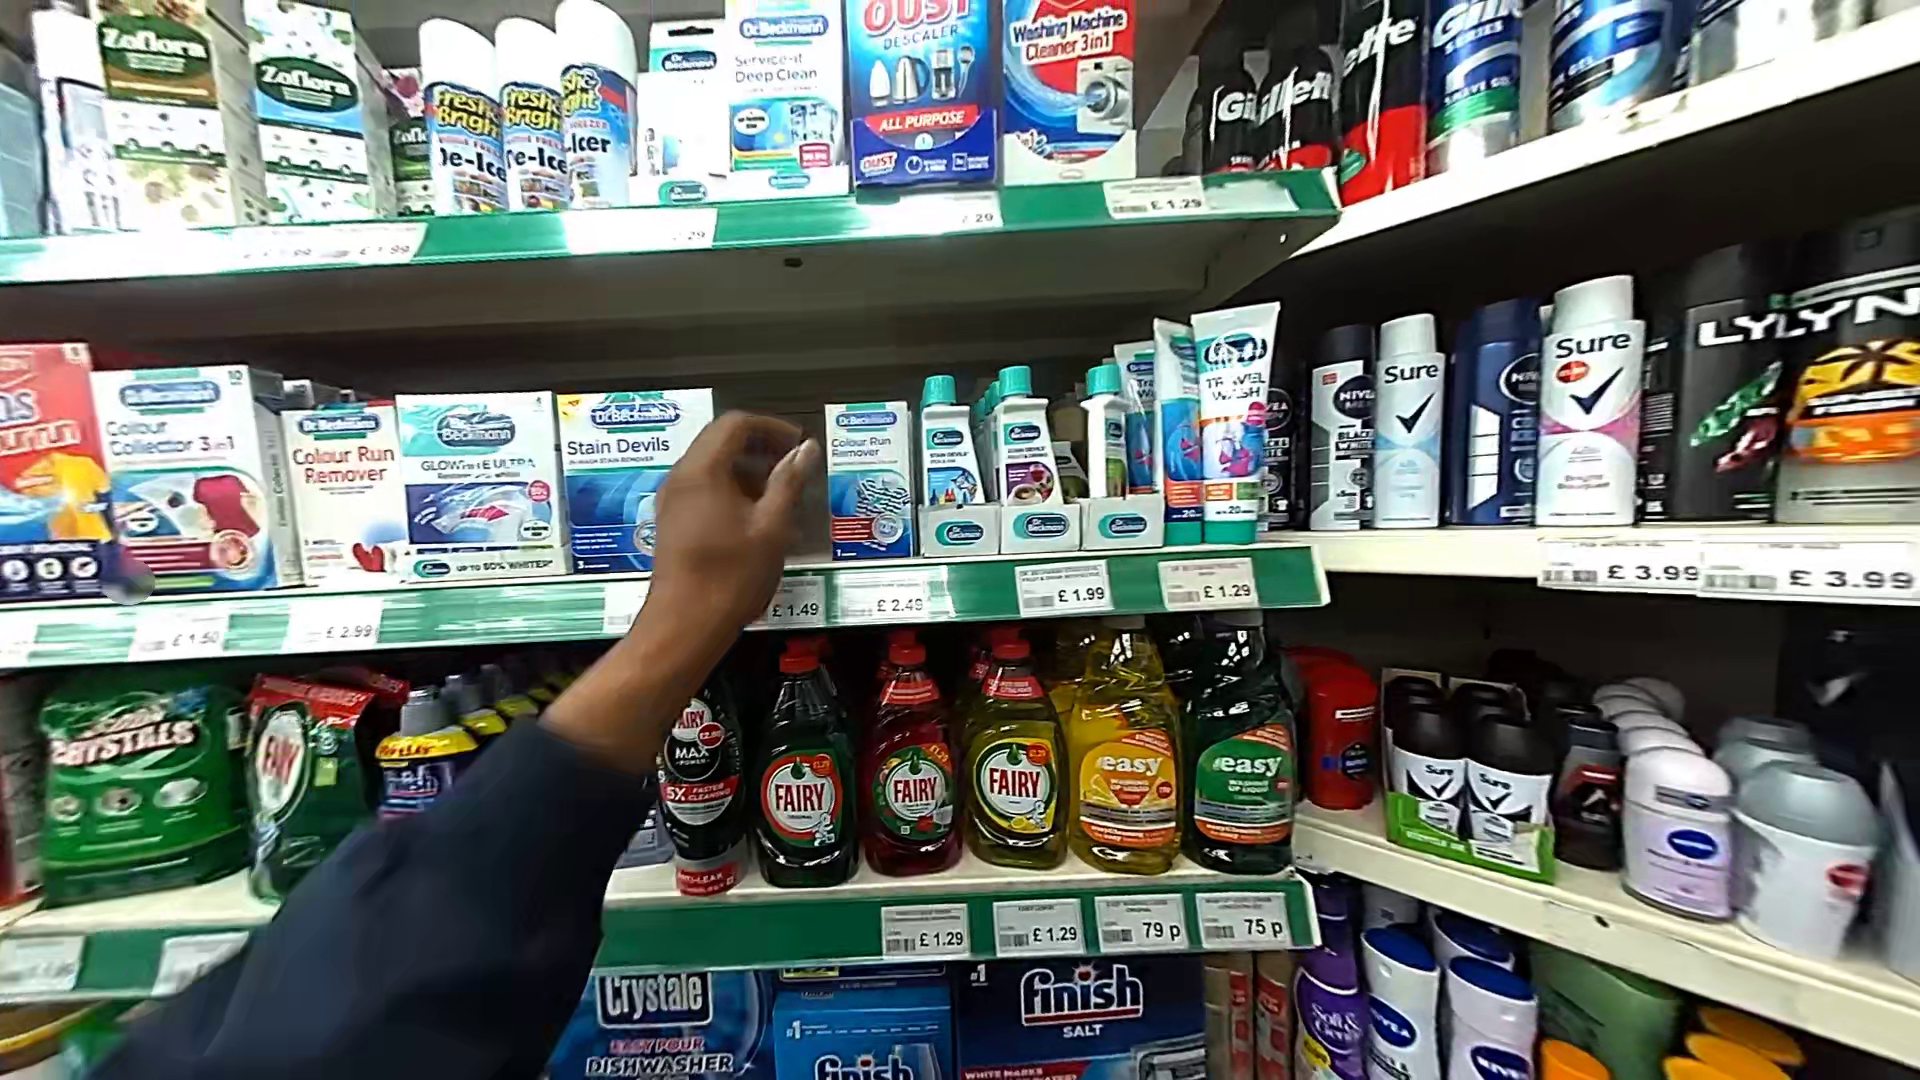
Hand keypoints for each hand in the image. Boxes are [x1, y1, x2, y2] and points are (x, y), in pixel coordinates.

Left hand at [544, 413, 816, 774]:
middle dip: (762, 447)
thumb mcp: (772, 526)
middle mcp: (682, 477)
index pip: (736, 424)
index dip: (772, 427)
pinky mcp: (675, 520)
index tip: (799, 445)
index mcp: (703, 470)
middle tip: (794, 467)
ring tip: (783, 497)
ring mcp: (674, 499)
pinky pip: (706, 488)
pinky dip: (735, 490)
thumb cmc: (733, 574)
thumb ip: (790, 481)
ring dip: (751, 471)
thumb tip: (807, 449)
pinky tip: (759, 519)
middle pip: (722, 441)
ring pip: (714, 466)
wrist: (686, 623)